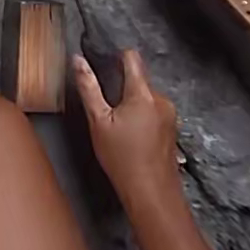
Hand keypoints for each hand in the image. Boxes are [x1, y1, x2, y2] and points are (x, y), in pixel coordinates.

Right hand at [73, 49, 180, 206]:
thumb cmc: (122, 159)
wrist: (152, 193)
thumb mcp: (97, 121)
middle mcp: (161, 100)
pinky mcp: (171, 128)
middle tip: (105, 106)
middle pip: (138, 79)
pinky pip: (153, 110)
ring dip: (131, 103)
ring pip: (145, 96)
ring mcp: (169, 115)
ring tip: (116, 124)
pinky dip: (140, 116)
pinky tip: (130, 135)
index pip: (132, 58)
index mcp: (143, 94)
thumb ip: (88, 87)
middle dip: (121, 86)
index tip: (103, 61)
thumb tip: (78, 60)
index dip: (116, 55)